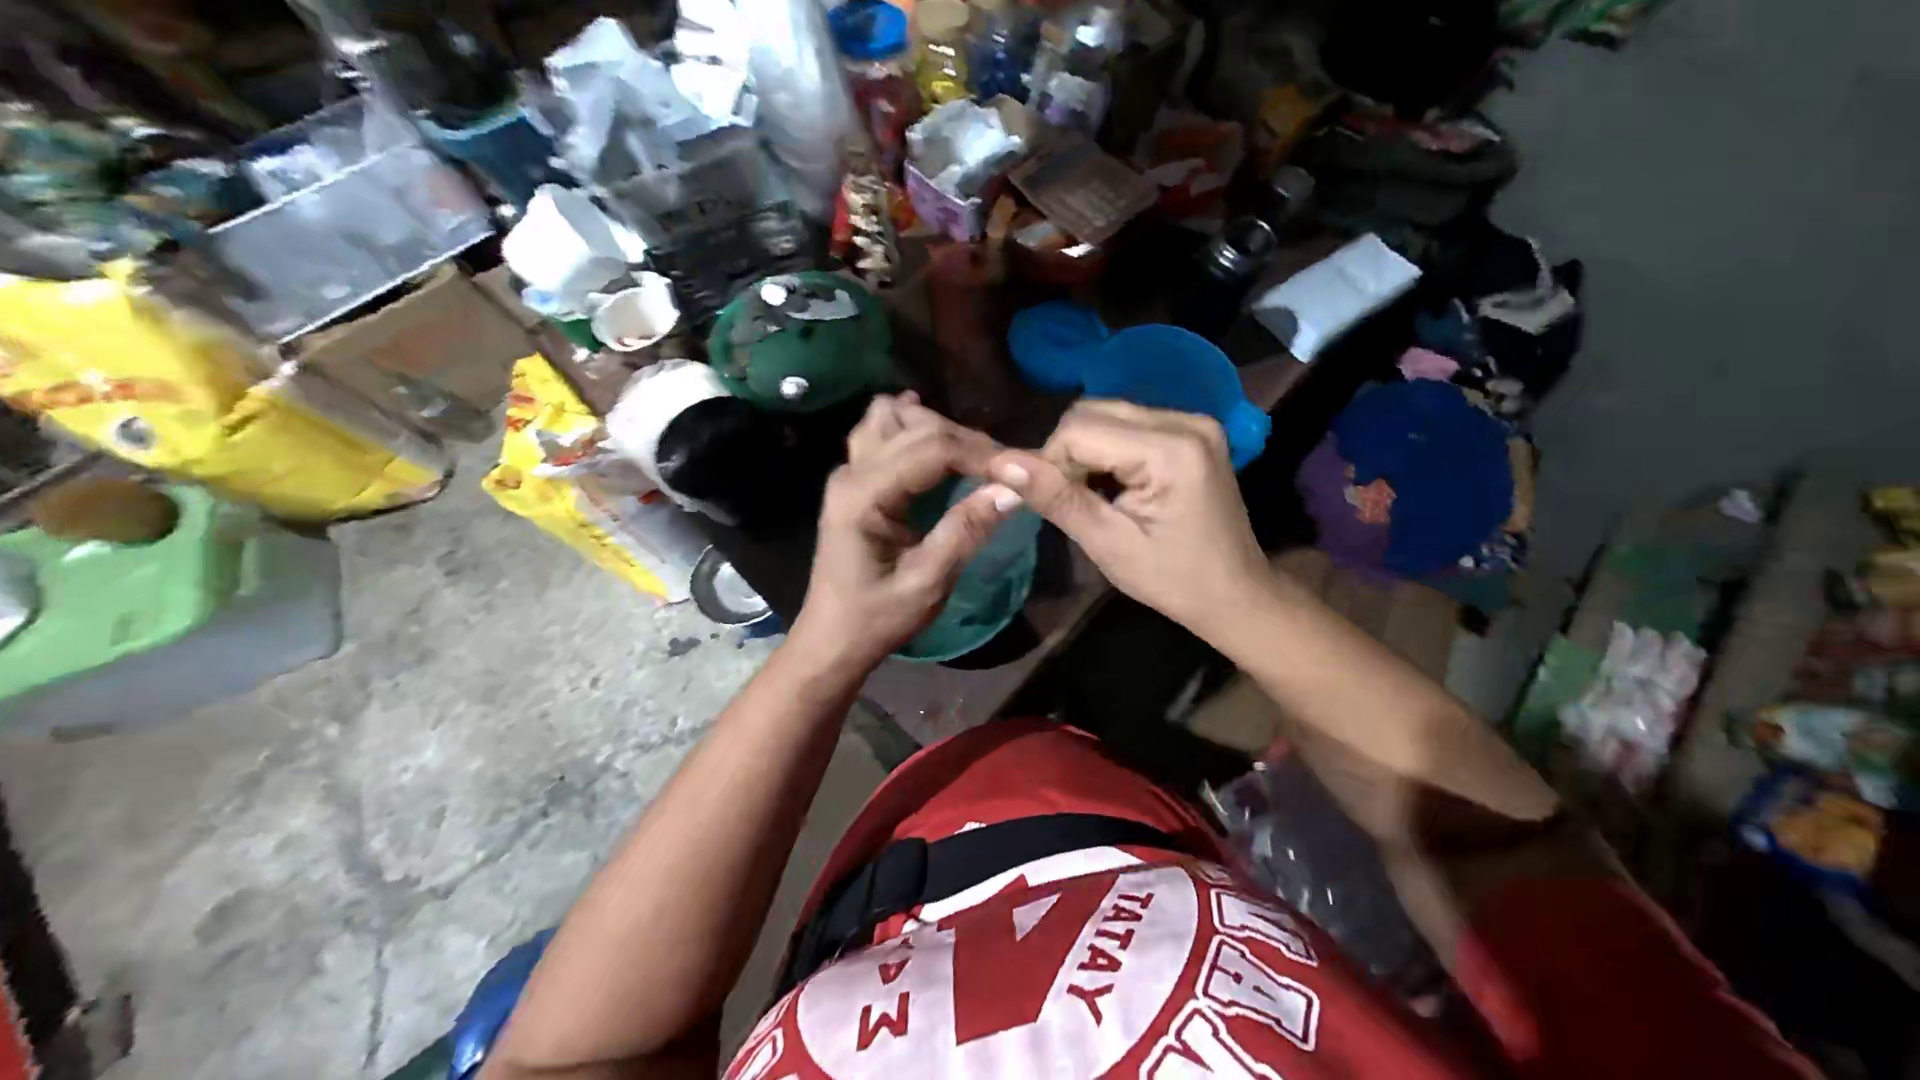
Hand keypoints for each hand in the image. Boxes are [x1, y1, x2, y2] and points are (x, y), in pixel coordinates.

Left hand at [789, 393, 1021, 670]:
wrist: (832, 639)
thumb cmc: (876, 619)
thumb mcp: (928, 583)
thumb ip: (966, 530)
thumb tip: (1013, 489)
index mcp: (863, 496)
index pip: (932, 448)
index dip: (980, 453)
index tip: (1020, 471)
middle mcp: (850, 471)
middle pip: (916, 426)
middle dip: (966, 440)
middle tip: (1005, 470)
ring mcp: (847, 471)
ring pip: (893, 417)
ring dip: (937, 428)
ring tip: (972, 458)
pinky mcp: (853, 480)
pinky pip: (881, 432)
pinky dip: (913, 429)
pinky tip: (939, 442)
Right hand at [987, 400, 1267, 634]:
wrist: (1234, 592)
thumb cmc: (1172, 579)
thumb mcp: (1107, 543)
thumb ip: (1056, 497)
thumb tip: (1000, 463)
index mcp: (1171, 449)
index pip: (1079, 429)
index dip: (1050, 462)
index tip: (1050, 504)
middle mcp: (1186, 420)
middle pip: (1092, 411)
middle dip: (1067, 453)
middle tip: (1072, 500)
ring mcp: (1194, 420)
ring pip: (1107, 412)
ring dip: (1086, 450)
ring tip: (1093, 495)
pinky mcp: (1193, 428)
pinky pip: (1129, 422)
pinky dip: (1108, 448)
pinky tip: (1114, 484)